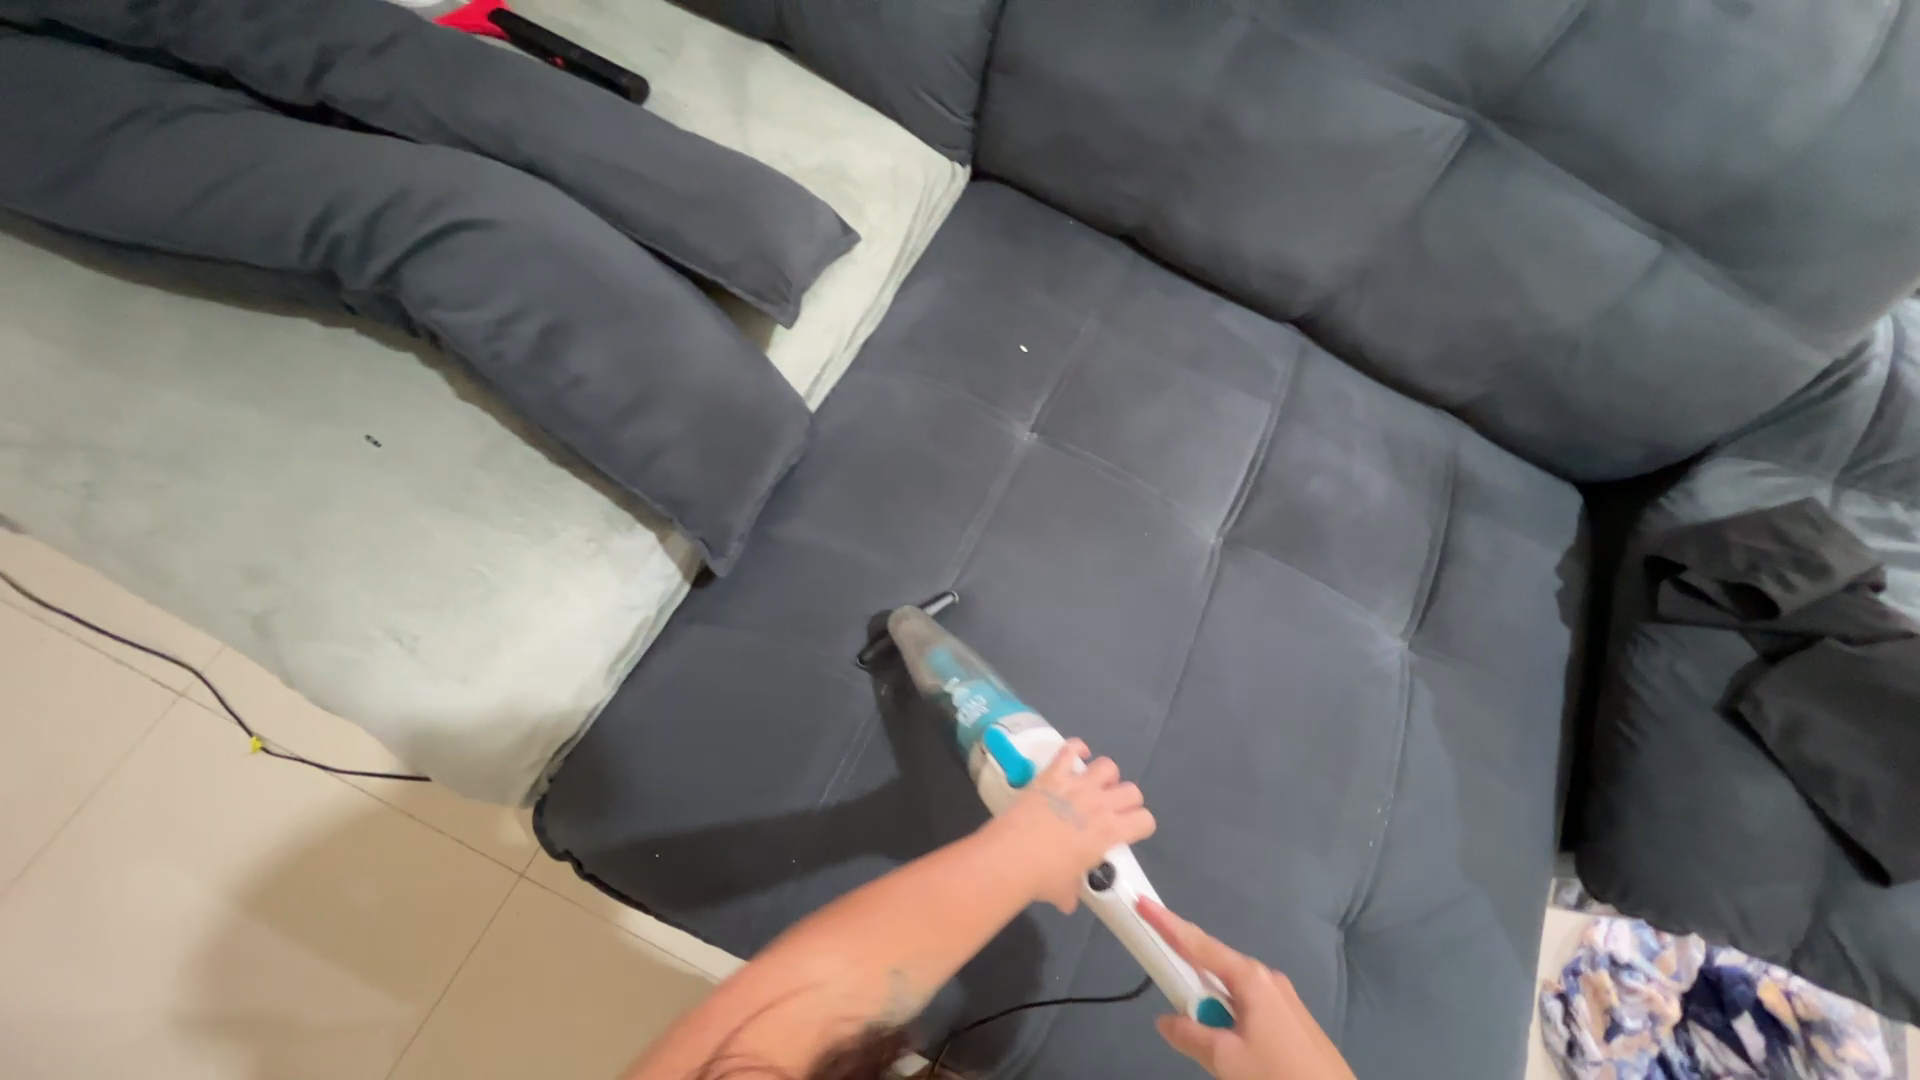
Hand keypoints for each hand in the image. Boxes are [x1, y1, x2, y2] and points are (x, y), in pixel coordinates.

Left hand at [986, 738, 1154, 912]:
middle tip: (1112, 809)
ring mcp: (1076, 785)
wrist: (1011, 856)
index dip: (1141, 824)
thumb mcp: (1066, 890)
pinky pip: (1070, 749)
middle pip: (1132, 790)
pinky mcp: (1052, 774)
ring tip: (1095, 785)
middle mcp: (1099, 804)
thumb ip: (1073, 891)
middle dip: (1126, 800)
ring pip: (1108, 766)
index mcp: (1109, 832)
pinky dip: (1077, 748)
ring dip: (1106, 775)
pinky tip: (1077, 755)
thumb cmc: (1043, 877)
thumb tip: (1068, 899)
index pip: (1145, 820)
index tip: (1130, 829)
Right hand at [1138, 900, 1357, 1079]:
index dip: (1167, 924)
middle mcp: (1267, 979)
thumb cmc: (1280, 1078)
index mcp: (1250, 979)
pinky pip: (1249, 1009)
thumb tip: (1165, 1020)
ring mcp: (1284, 1000)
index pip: (1197, 944)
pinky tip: (1234, 1049)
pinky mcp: (1295, 1023)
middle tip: (1170, 996)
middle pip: (1214, 965)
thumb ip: (1190, 1035)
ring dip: (1212, 1008)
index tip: (1142, 903)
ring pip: (1232, 993)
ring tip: (1211, 1047)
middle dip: (1189, 977)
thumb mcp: (1227, 1061)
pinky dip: (1231, 1021)